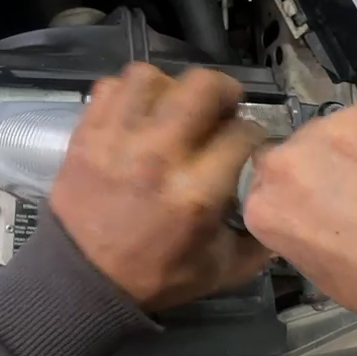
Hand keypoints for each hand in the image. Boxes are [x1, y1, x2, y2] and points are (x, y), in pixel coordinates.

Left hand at [50, 65, 271, 312]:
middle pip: (201, 87)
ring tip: (173, 107)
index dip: (254, 134)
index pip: (241, 133)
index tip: (248, 142)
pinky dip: (127, 93)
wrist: (80, 278)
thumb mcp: (218, 271)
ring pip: (150, 77)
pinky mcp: (86, 133)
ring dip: (170, 87)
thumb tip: (276, 203)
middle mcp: (158, 154)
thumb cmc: (152, 275)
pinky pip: (110, 86)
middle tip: (221, 108)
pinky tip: (136, 113)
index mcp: (195, 191)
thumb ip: (258, 240)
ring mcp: (116, 138)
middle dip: (223, 91)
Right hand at [241, 98, 356, 355]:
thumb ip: (304, 230)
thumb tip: (319, 210)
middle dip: (334, 167)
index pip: (269, 185)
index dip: (304, 197)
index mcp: (270, 202)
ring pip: (356, 127)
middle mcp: (299, 151)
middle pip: (307, 148)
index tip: (330, 211)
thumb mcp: (333, 280)